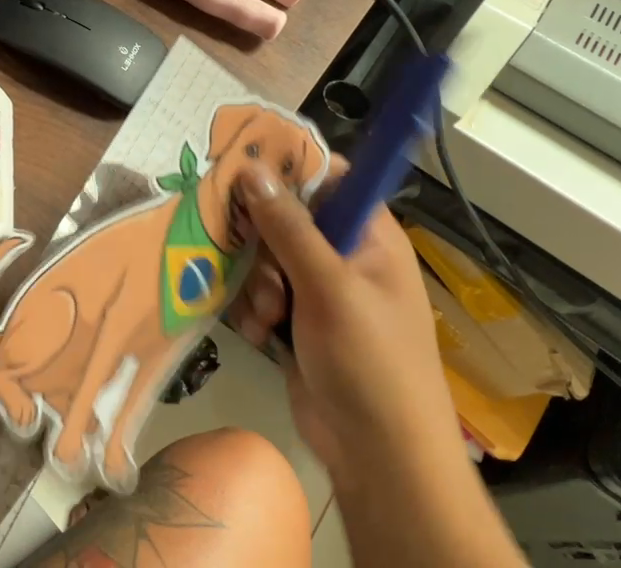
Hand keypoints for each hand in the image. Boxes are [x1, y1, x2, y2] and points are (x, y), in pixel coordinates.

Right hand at [225, 160, 459, 486]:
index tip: (244, 174)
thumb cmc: (368, 362)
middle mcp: (345, 256)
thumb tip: (253, 167)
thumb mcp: (327, 285)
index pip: (329, 179)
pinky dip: (254, 311)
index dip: (289, 172)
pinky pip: (262, 293)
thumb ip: (287, 225)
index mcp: (370, 237)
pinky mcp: (299, 321)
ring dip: (256, 284)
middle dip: (263, 244)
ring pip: (266, 257)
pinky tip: (259, 334)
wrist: (376, 453)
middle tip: (263, 269)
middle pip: (286, 217)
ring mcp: (321, 290)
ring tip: (268, 315)